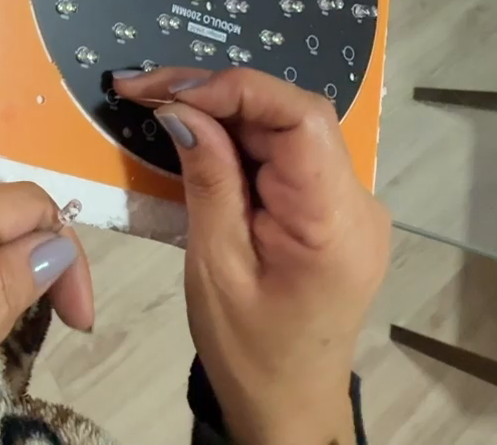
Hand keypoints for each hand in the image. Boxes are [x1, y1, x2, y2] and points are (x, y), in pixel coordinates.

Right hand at [115, 67, 387, 444]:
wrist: (288, 407)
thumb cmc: (249, 349)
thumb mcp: (215, 265)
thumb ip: (207, 178)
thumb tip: (179, 107)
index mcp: (335, 221)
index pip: (301, 117)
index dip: (234, 88)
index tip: (167, 93)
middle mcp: (355, 200)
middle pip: (289, 113)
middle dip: (213, 92)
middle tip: (141, 89)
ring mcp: (345, 201)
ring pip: (280, 124)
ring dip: (216, 108)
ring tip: (153, 101)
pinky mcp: (324, 205)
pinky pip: (279, 149)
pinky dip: (231, 132)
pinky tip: (190, 129)